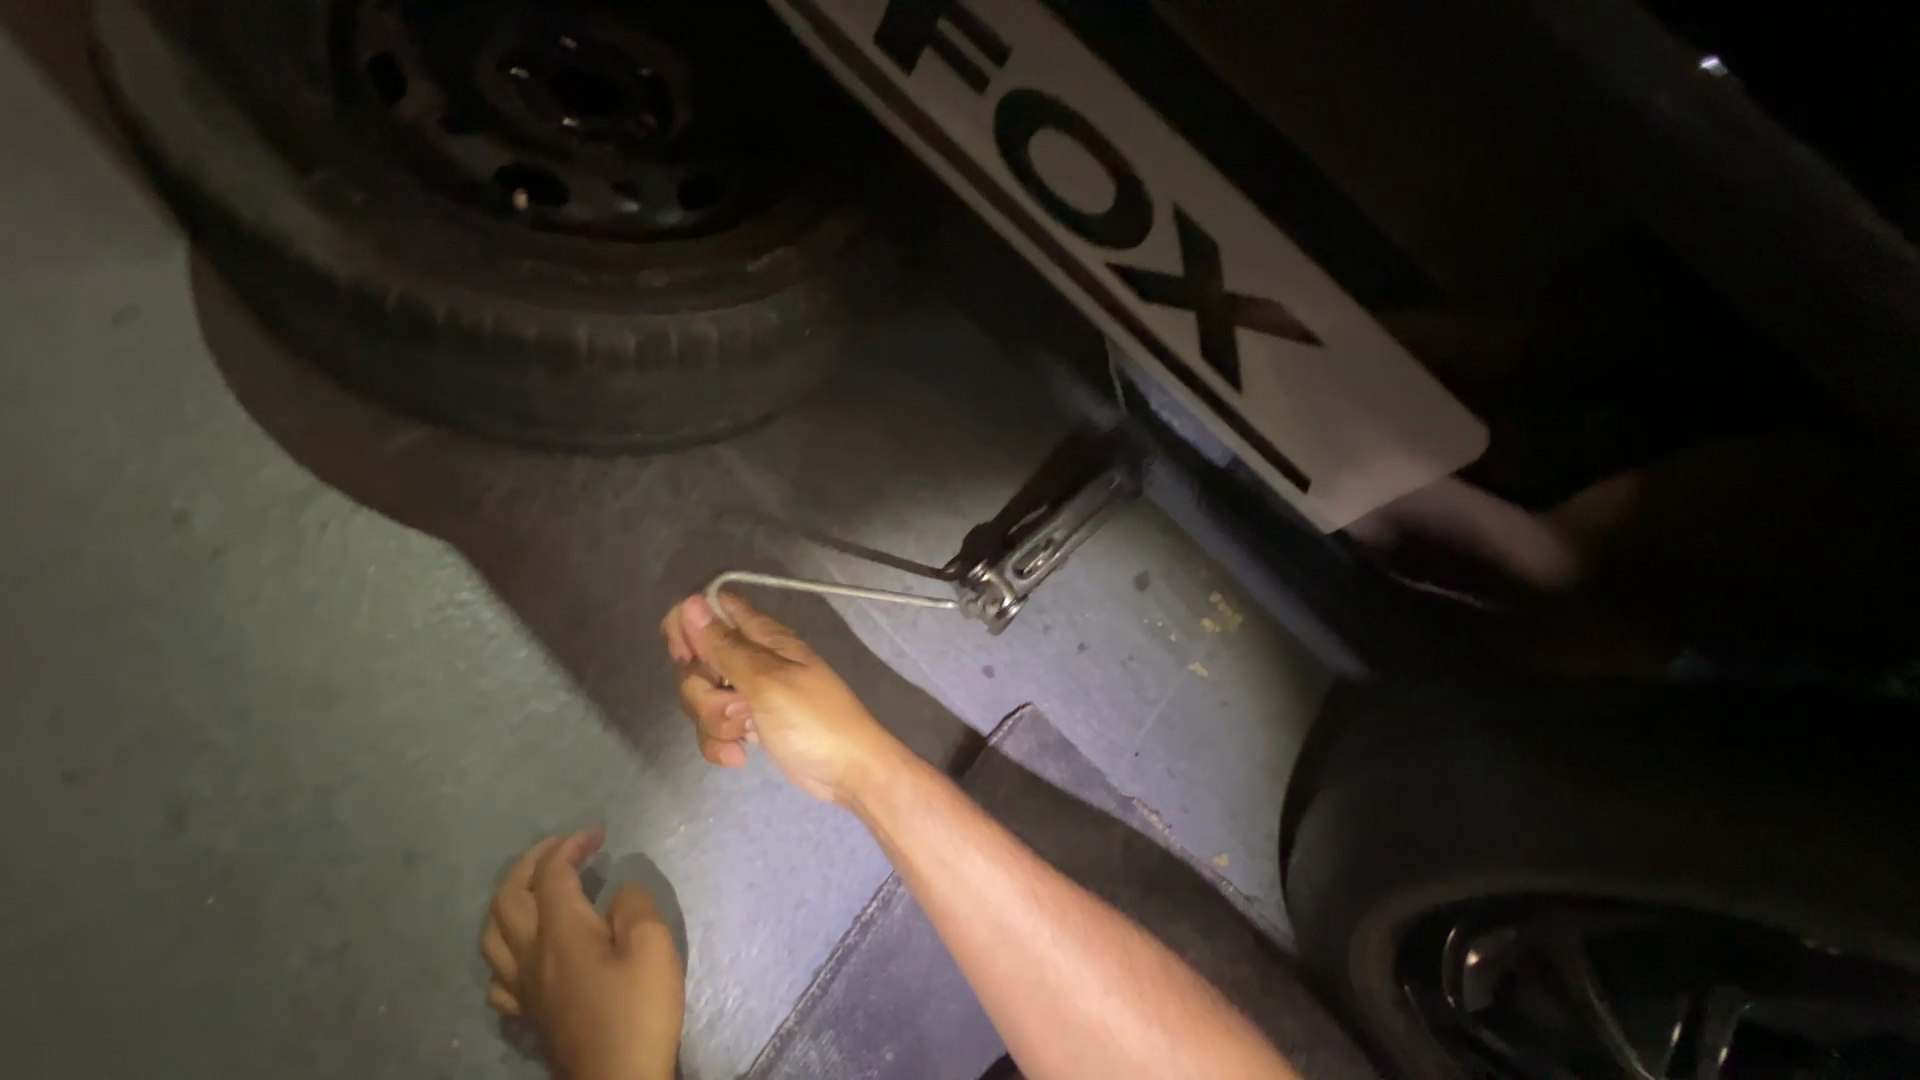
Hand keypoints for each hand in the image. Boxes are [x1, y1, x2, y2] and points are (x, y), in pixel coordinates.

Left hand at [482, 829, 684, 1079]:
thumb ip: (634, 905)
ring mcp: (524, 988)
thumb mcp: (653, 946)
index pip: (553, 875)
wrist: (618, 1079)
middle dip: (531, 863)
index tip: (598, 834)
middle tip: (561, 847)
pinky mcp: (529, 1014)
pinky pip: (499, 974)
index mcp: (561, 932)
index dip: (571, 846)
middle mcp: (531, 955)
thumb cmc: (639, 1009)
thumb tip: (619, 891)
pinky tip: (526, 950)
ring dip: (510, 900)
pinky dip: (507, 948)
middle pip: (509, 898)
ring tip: (535, 889)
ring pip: (493, 935)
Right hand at [661, 591, 910, 804]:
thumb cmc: (815, 720)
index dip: (689, 625)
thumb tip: (692, 601)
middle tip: (736, 704)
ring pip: (703, 698)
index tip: (687, 656)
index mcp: (764, 637)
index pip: (712, 609)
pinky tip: (741, 756)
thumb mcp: (767, 681)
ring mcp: (751, 694)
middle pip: (698, 661)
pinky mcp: (750, 725)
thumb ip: (726, 646)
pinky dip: (721, 744)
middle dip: (703, 690)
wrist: (848, 773)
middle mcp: (754, 660)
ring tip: (747, 732)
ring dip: (715, 722)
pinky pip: (715, 728)